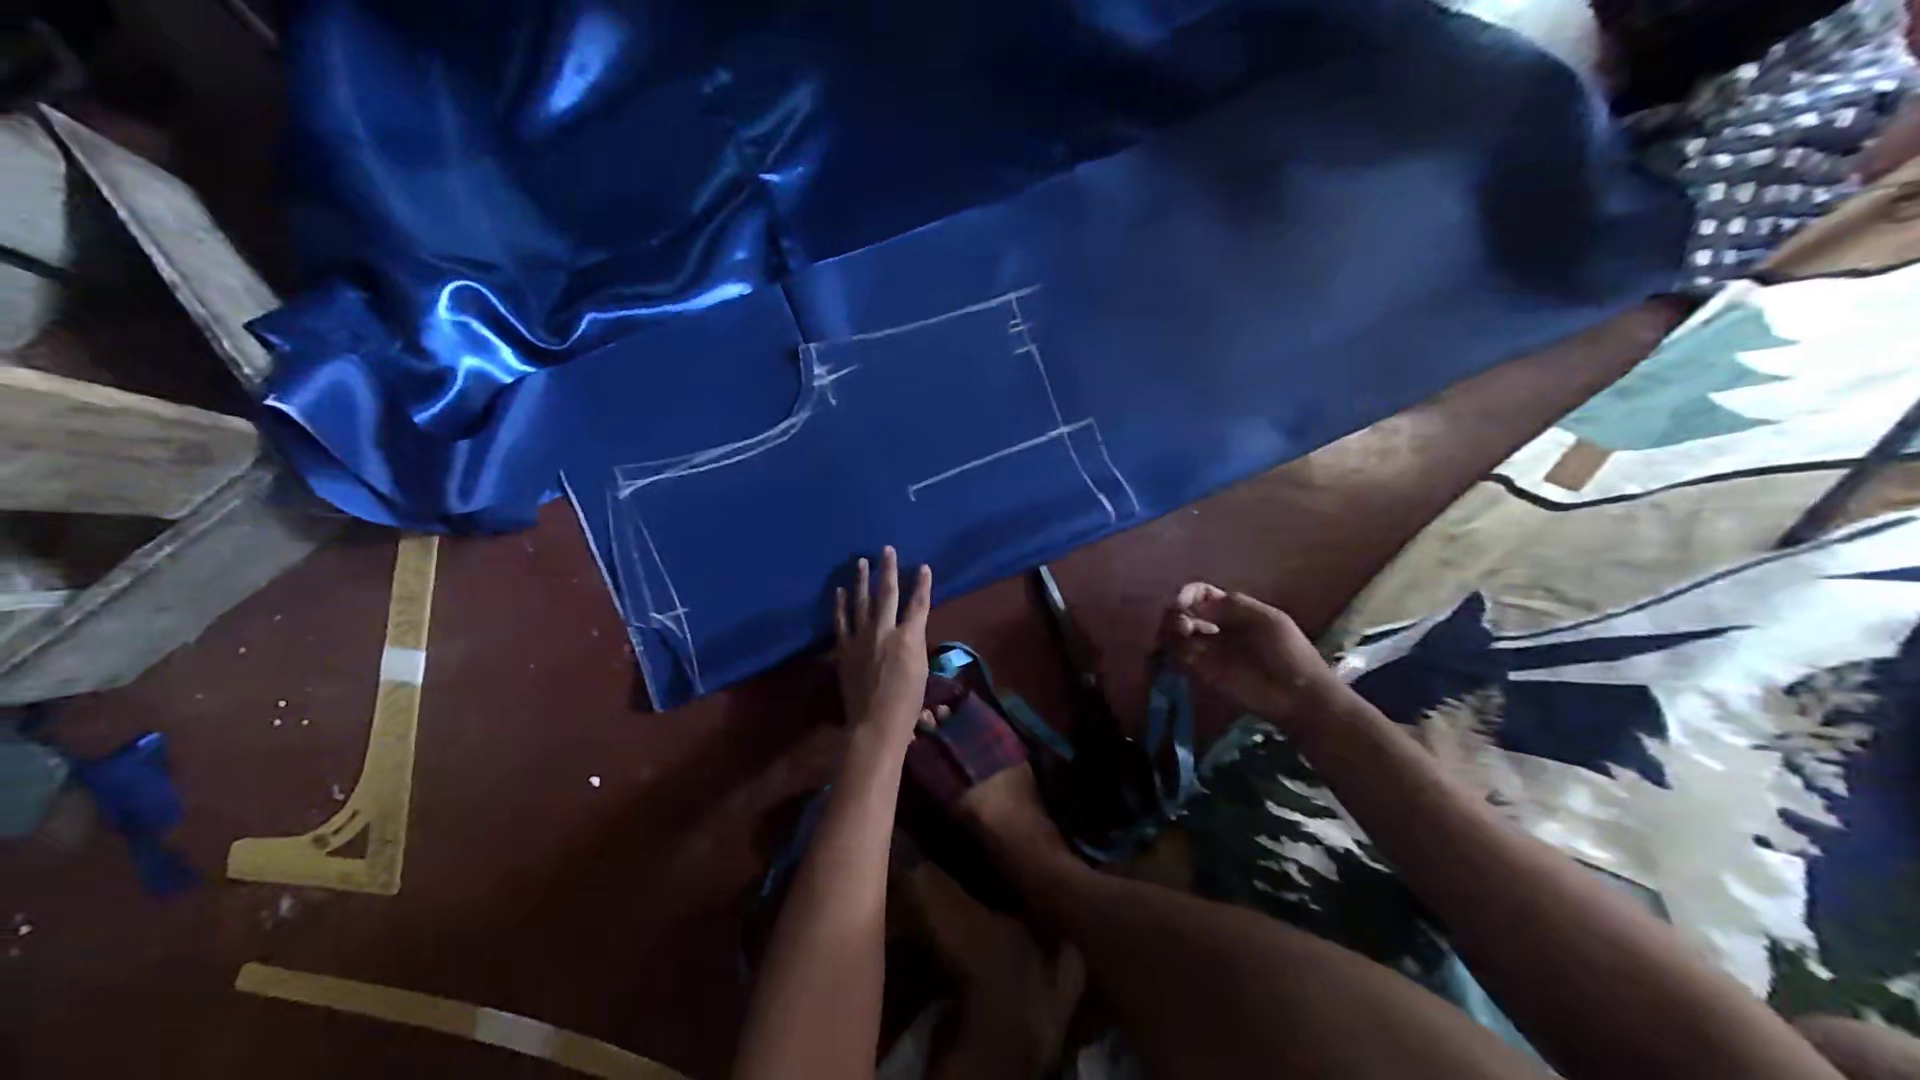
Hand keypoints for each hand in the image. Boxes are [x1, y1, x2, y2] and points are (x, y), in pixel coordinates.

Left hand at [835, 546, 933, 739]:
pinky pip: (841, 621)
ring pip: (861, 601)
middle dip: (888, 570)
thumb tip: (910, 632)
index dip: (922, 584)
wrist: (876, 722)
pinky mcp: (844, 649)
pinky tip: (839, 590)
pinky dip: (840, 604)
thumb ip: (914, 645)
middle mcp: (884, 631)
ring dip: (862, 580)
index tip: (924, 567)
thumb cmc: (907, 703)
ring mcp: (861, 638)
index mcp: (909, 637)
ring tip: (862, 561)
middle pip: (887, 594)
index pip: (919, 604)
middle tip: (887, 550)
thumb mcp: (921, 670)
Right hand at [1159, 583, 1340, 721]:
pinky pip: (1180, 655)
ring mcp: (1209, 649)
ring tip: (1182, 635)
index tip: (1181, 601)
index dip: (1188, 593)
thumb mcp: (1267, 620)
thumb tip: (1193, 603)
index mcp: (1234, 610)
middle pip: (1184, 611)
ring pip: (1177, 632)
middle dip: (1176, 612)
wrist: (1298, 696)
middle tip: (1180, 623)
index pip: (1201, 594)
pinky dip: (1173, 649)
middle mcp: (1217, 626)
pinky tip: (1183, 651)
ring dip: (1171, 630)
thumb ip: (1232, 606)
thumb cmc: (1289, 653)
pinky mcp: (1203, 671)